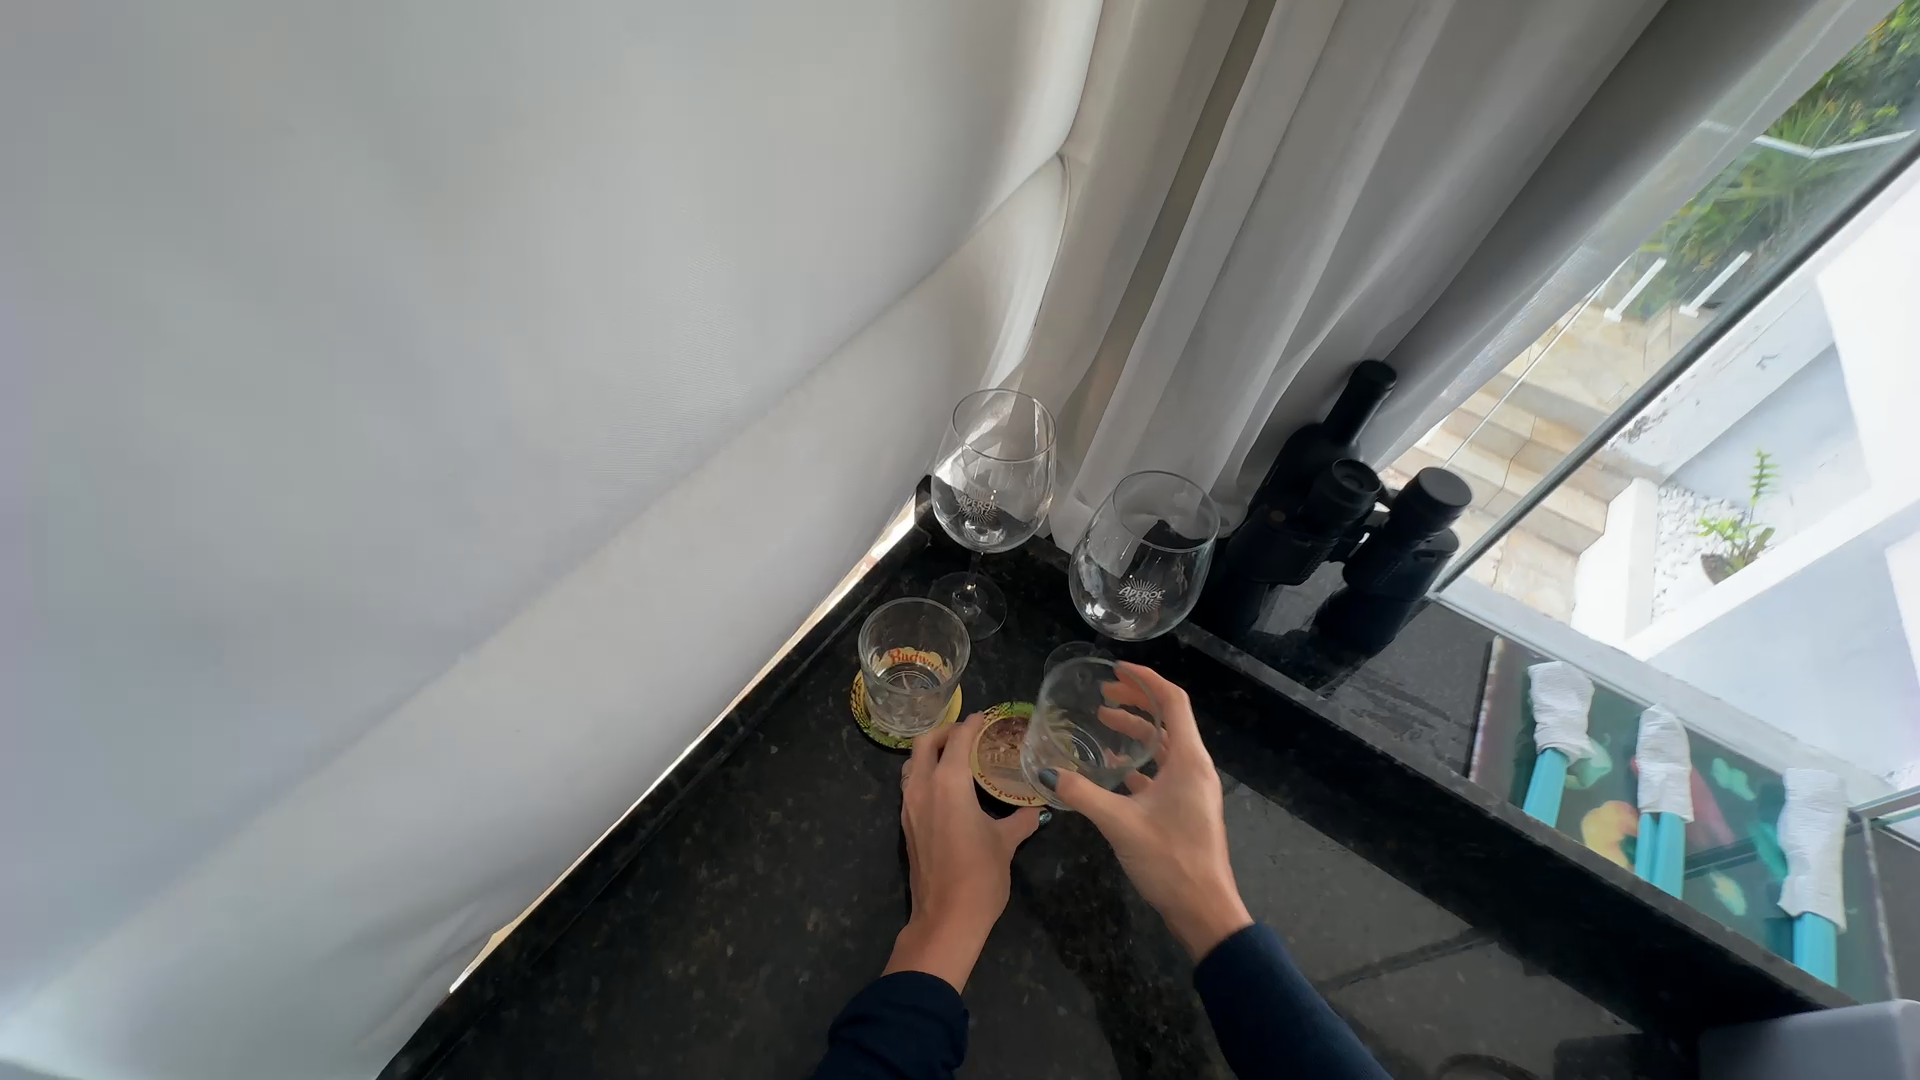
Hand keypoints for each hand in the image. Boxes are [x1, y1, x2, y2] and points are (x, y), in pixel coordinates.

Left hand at [884, 713, 1042, 990]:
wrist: (945, 920)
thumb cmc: (979, 876)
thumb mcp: (1006, 843)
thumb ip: (1021, 819)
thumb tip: (1036, 809)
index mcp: (948, 783)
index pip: (958, 739)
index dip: (972, 724)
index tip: (985, 717)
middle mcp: (922, 786)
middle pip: (925, 742)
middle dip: (945, 731)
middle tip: (968, 732)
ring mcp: (909, 805)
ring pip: (912, 762)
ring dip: (931, 751)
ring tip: (956, 755)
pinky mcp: (906, 823)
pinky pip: (911, 783)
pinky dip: (925, 772)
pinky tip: (947, 785)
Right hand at [1038, 663, 1251, 959]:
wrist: (1205, 911)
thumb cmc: (1170, 860)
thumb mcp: (1119, 823)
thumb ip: (1083, 794)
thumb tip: (1048, 772)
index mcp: (1188, 760)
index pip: (1173, 701)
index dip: (1146, 679)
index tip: (1116, 669)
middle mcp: (1195, 767)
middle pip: (1168, 718)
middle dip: (1137, 700)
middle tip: (1104, 692)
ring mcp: (1193, 788)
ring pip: (1164, 745)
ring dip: (1136, 730)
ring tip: (1103, 722)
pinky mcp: (1187, 807)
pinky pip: (1163, 770)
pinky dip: (1140, 760)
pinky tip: (1114, 767)